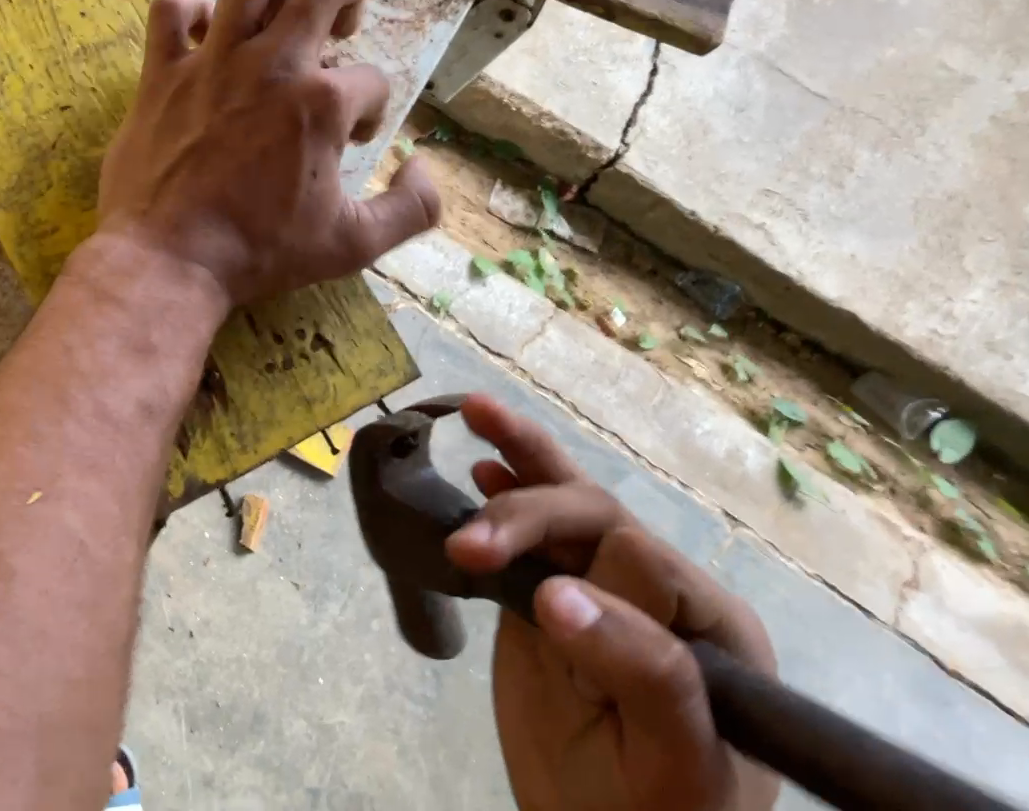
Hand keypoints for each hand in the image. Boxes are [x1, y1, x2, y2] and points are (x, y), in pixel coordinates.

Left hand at [96, 0, 440, 306]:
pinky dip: (187, 9)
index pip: (372, 80)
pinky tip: (203, 34)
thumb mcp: (352, 245)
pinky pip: (170, 9)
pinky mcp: (160, 74)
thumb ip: (411, 209)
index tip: (347, 141)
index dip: (371, 109)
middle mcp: (271, 65)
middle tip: (341, 23)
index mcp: (322, 104)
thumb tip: (423, 167)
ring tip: (279, 10)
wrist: (168, 261)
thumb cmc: (258, 254)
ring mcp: (211, 63)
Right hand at [442, 396, 780, 810]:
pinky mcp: (547, 594)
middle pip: (593, 517)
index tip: (542, 619)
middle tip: (465, 548)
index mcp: (707, 626)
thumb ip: (644, 674)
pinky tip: (482, 465)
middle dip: (525, 520)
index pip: (641, 560)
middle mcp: (657, 593)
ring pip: (565, 501)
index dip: (589, 577)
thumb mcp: (672, 762)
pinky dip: (504, 488)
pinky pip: (528, 533)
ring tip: (475, 411)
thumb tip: (557, 593)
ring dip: (521, 455)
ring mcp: (598, 589)